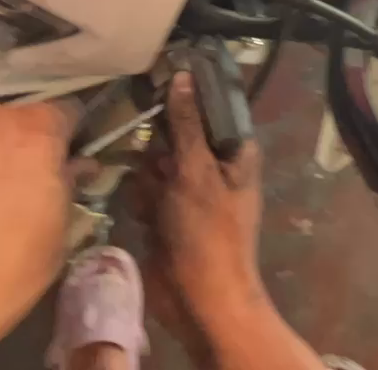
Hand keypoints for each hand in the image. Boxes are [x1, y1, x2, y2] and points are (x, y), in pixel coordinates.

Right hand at [133, 71, 268, 336]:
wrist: (199, 302)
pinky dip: (142, 200)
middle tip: (153, 151)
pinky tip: (146, 216)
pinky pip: (144, 189)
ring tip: (154, 199)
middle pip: (175, 133)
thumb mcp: (196, 171)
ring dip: (148, 178)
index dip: (186, 95)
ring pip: (154, 161)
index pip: (210, 107)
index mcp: (234, 151)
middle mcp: (212, 165)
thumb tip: (183, 75)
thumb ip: (186, 123)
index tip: (160, 76)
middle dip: (158, 144)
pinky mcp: (165, 212)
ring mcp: (187, 189)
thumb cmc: (208, 232)